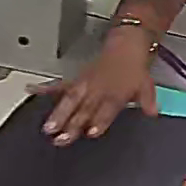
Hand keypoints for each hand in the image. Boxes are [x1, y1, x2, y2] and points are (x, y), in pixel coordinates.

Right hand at [33, 26, 157, 145]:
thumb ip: (147, 102)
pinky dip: (45, 88)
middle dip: (73, 125)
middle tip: (61, 139)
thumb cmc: (135, 70)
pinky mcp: (77, 79)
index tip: (90, 132)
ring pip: (70, 101)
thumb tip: (153, 113)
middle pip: (84, 110)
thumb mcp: (146, 87)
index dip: (99, 122)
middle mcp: (98, 91)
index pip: (106, 112)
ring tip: (48, 128)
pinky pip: (60, 85)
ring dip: (58, 115)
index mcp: (115, 95)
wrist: (126, 46)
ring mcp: (86, 85)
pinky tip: (31, 91)